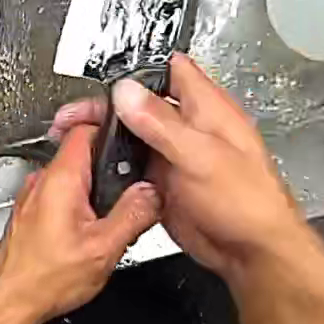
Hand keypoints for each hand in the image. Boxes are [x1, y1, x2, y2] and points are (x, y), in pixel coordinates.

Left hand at [0, 122, 162, 323]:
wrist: (9, 300)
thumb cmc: (45, 278)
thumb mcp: (104, 247)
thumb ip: (134, 214)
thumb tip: (153, 192)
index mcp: (61, 180)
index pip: (84, 129)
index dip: (110, 126)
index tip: (132, 134)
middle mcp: (42, 183)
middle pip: (81, 153)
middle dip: (109, 165)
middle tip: (135, 182)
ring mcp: (33, 198)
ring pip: (71, 177)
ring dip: (94, 188)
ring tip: (116, 210)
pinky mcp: (30, 214)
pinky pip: (59, 195)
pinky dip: (79, 203)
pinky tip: (91, 228)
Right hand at [51, 54, 319, 282]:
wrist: (250, 254)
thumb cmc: (247, 204)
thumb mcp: (200, 156)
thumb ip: (160, 122)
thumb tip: (126, 91)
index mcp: (206, 110)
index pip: (170, 70)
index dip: (137, 69)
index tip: (103, 79)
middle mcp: (188, 128)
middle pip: (139, 103)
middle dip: (105, 106)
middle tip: (74, 116)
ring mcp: (172, 154)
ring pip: (130, 133)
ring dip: (103, 134)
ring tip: (73, 137)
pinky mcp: (161, 179)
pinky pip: (129, 163)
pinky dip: (109, 162)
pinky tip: (90, 166)